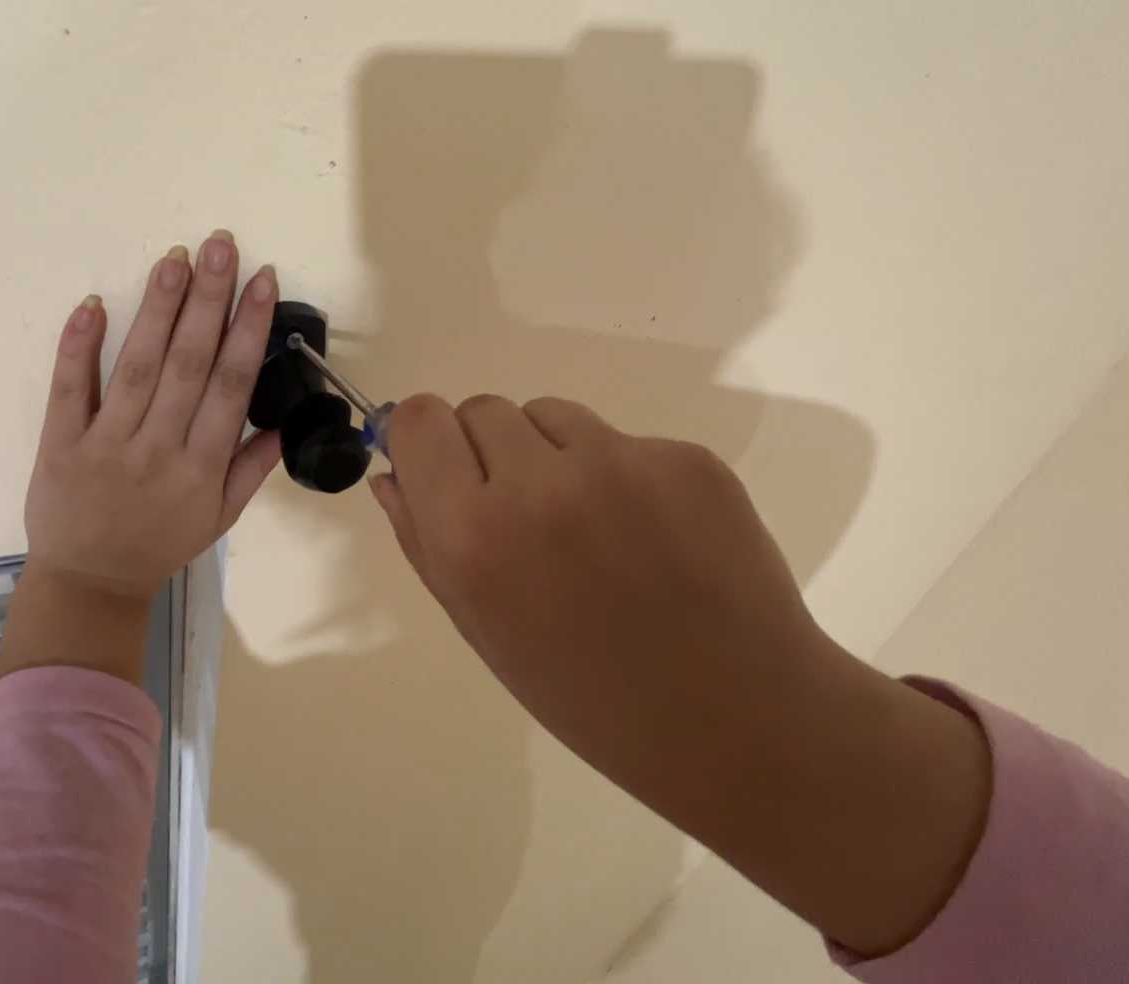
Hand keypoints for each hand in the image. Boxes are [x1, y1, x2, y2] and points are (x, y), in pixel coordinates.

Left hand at [0, 232, 280, 681]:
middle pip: (188, 363)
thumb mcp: (220, 519)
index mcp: (202, 466)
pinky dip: (78, 346)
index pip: (230, 385)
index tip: (263, 281)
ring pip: (137, 367)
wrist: (91, 581)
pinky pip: (70, 389)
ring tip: (176, 257)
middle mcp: (158, 447)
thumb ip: (252, 470)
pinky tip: (93, 303)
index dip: (248, 329)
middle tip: (221, 245)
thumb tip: (284, 423)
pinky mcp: (61, 442)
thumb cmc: (162, 544)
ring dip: (157, 309)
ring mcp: (106, 442)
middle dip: (208, 300)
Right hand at [369, 394, 988, 954]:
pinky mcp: (686, 457)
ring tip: (588, 525)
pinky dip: (617, 473)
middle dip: (485, 450)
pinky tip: (648, 534)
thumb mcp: (480, 629)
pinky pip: (620, 440)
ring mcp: (621, 462)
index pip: (419, 419)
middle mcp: (539, 482)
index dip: (423, 440)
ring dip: (548, 453)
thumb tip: (394, 474)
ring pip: (550, 414)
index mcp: (474, 534)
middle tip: (519, 512)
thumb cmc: (584, 694)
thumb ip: (424, 541)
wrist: (734, 719)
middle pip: (481, 407)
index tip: (439, 469)